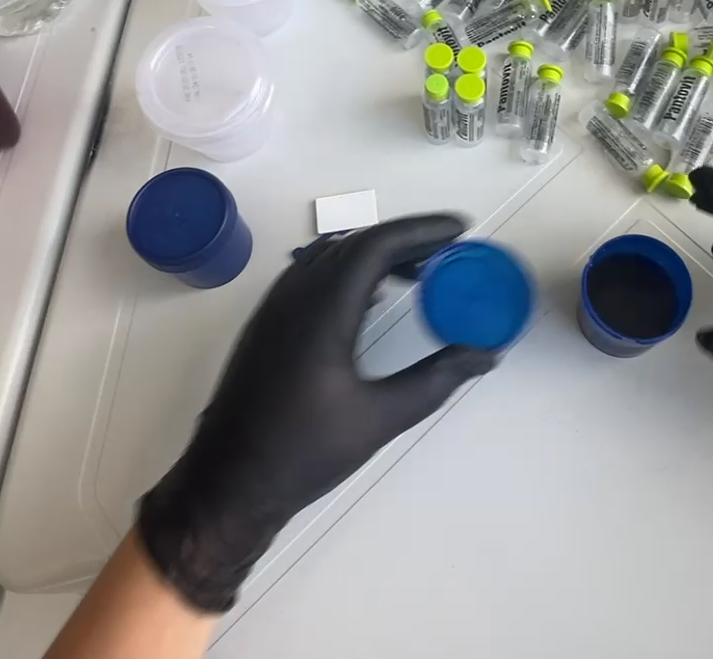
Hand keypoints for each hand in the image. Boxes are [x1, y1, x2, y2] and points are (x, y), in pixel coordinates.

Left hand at [137, 214, 496, 611]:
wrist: (227, 483)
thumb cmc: (303, 452)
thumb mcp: (380, 417)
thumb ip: (436, 379)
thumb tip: (485, 354)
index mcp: (322, 307)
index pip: (377, 244)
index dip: (422, 230)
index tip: (460, 229)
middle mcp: (296, 293)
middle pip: (358, 243)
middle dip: (407, 238)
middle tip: (450, 248)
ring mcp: (277, 305)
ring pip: (334, 255)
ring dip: (379, 253)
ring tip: (422, 269)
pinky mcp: (269, 321)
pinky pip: (316, 274)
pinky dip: (354, 271)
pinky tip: (377, 296)